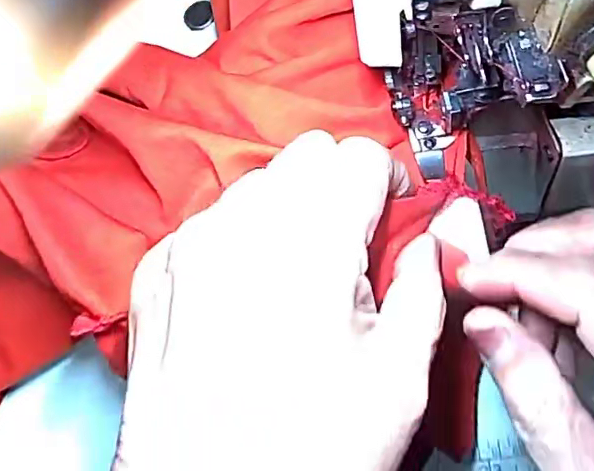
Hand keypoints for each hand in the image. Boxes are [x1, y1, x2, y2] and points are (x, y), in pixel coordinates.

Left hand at [114, 131, 445, 470]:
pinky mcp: (161, 267)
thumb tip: (432, 241)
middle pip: (310, 152)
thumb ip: (424, 286)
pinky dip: (240, 236)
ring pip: (261, 180)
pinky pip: (213, 218)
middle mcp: (248, 224)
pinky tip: (250, 291)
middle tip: (353, 240)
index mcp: (314, 239)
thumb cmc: (301, 456)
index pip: (362, 154)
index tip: (394, 210)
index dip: (390, 179)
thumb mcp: (397, 379)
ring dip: (290, 206)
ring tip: (301, 273)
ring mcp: (195, 241)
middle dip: (341, 182)